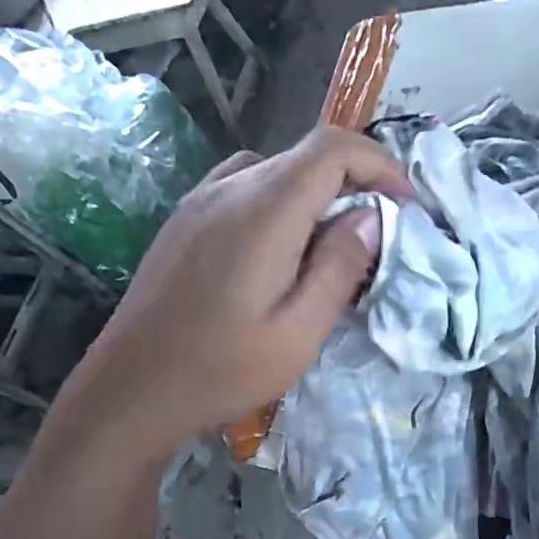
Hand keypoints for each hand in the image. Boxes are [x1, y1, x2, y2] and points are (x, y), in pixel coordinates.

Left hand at [60, 127, 411, 449]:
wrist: (131, 390)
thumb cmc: (221, 370)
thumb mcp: (298, 333)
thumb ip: (339, 268)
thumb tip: (370, 219)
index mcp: (263, 211)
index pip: (333, 148)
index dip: (379, 164)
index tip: (406, 204)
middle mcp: (229, 189)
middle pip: (306, 156)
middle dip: (355, 183)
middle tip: (378, 236)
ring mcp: (200, 201)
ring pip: (276, 170)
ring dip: (317, 194)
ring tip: (333, 244)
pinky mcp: (184, 220)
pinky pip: (245, 188)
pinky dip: (281, 202)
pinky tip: (281, 249)